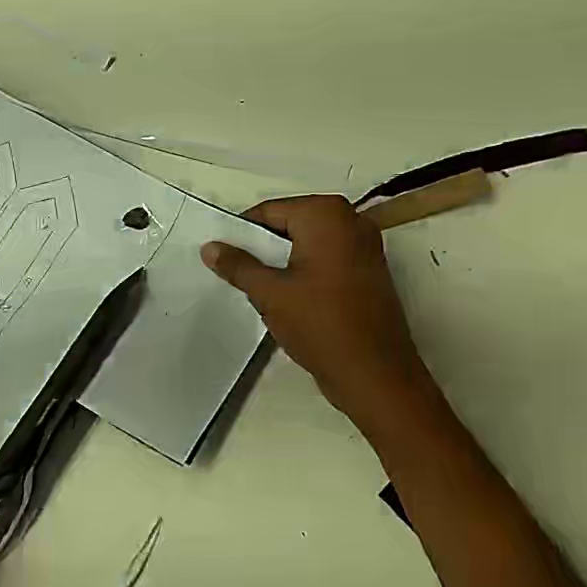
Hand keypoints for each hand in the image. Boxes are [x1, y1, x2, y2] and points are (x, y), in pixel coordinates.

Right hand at [201, 194, 424, 422]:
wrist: (375, 374)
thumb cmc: (320, 325)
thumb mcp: (269, 293)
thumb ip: (237, 265)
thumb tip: (211, 247)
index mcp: (327, 215)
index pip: (269, 211)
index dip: (242, 233)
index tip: (223, 257)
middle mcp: (351, 220)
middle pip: (289, 224)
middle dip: (263, 247)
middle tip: (240, 274)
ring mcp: (365, 246)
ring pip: (307, 243)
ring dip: (283, 261)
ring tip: (262, 289)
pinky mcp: (369, 271)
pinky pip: (326, 259)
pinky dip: (304, 271)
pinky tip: (289, 298)